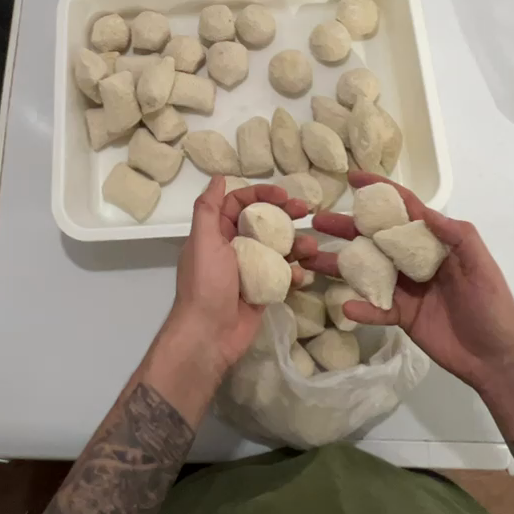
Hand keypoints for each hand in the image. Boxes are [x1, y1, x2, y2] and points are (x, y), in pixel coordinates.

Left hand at [167, 176, 318, 377]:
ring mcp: (249, 270)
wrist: (209, 336)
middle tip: (307, 211)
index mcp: (216, 233)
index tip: (283, 194)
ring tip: (310, 246)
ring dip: (295, 244)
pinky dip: (294, 273)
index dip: (261, 195)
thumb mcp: (203, 241)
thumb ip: (208, 209)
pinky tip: (302, 275)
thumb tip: (217, 178)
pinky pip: (282, 275)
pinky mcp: (262, 291)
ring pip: (277, 248)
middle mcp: (233, 247)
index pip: (240, 203)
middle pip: (262, 223)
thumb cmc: (206, 284)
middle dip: (284, 215)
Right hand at [302, 172, 513, 396]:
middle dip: (346, 226)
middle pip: (374, 236)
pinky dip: (361, 307)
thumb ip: (455, 234)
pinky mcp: (400, 314)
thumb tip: (423, 210)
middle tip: (317, 220)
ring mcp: (404, 287)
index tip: (352, 177)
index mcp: (432, 241)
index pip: (403, 207)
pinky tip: (347, 306)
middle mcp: (413, 259)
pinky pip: (375, 308)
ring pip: (366, 269)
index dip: (379, 190)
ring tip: (310, 258)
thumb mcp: (480, 265)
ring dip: (340, 263)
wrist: (496, 358)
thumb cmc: (492, 305)